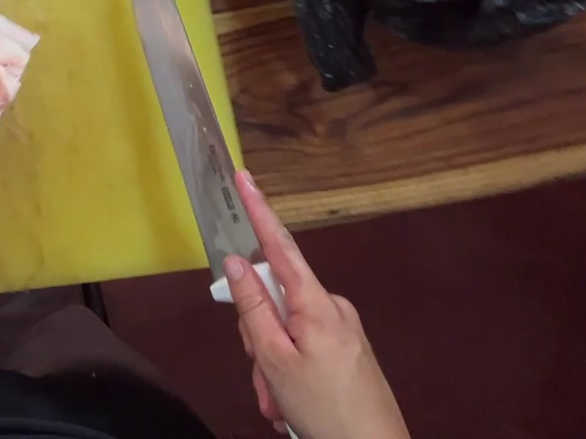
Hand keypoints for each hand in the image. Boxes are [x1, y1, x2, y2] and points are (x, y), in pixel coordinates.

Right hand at [224, 170, 408, 438]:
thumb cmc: (325, 409)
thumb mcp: (274, 358)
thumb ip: (252, 306)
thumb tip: (236, 260)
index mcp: (316, 303)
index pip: (279, 244)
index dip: (258, 209)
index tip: (244, 176)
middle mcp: (333, 307)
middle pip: (274, 297)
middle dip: (258, 332)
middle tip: (264, 373)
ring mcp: (343, 330)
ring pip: (285, 326)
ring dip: (271, 360)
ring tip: (278, 399)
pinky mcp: (349, 352)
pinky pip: (303, 345)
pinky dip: (288, 369)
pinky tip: (290, 402)